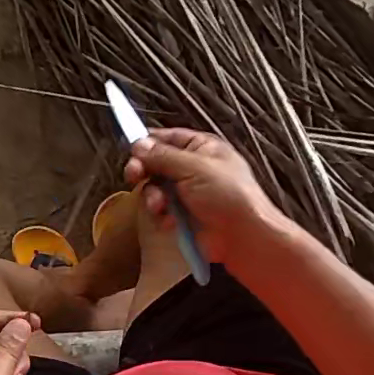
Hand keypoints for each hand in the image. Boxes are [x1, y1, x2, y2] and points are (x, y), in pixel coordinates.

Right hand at [123, 128, 284, 261]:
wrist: (242, 236)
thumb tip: (138, 145)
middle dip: (144, 171)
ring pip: (154, 189)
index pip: (166, 138)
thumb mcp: (194, 167)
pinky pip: (160, 211)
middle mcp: (192, 168)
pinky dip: (161, 216)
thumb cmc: (227, 195)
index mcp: (200, 148)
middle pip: (155, 164)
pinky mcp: (182, 216)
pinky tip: (170, 222)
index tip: (131, 151)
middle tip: (134, 176)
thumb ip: (162, 156)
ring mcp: (187, 193)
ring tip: (160, 206)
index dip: (147, 143)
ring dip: (153, 198)